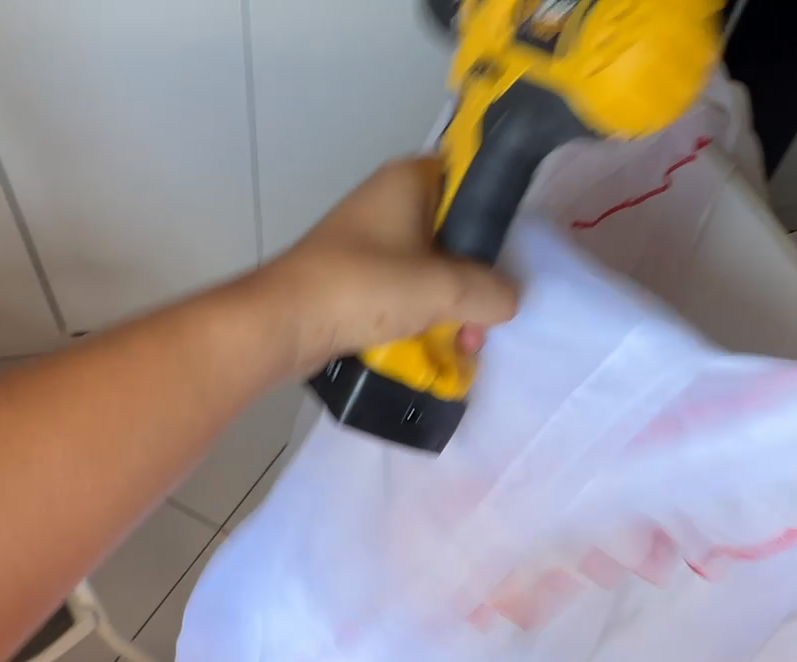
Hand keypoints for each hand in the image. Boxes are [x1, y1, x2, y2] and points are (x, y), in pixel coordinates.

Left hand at [254, 157, 520, 375]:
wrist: (286, 323)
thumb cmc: (365, 288)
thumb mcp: (442, 288)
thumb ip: (489, 292)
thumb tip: (508, 301)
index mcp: (410, 180)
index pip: (473, 182)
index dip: (497, 221)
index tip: (510, 262)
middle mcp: (390, 202)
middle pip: (457, 235)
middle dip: (475, 282)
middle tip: (483, 321)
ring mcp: (372, 242)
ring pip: (432, 270)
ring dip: (451, 307)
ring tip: (462, 343)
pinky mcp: (358, 279)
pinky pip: (406, 293)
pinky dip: (422, 317)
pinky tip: (435, 345)